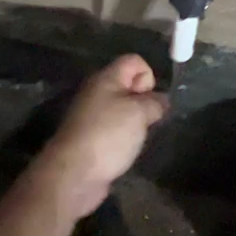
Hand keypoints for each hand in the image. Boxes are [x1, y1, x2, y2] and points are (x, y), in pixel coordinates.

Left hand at [32, 54, 166, 216]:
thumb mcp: (139, 113)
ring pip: (122, 108)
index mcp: (105, 78)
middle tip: (148, 121)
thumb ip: (155, 102)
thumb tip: (161, 100)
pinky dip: (124, 136)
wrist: (74, 174)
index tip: (149, 100)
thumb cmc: (108, 135)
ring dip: (135, 121)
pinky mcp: (90, 137)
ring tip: (139, 138)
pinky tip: (126, 150)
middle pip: (129, 84)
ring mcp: (91, 115)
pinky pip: (114, 128)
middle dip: (144, 101)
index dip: (148, 77)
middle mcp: (96, 92)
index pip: (134, 61)